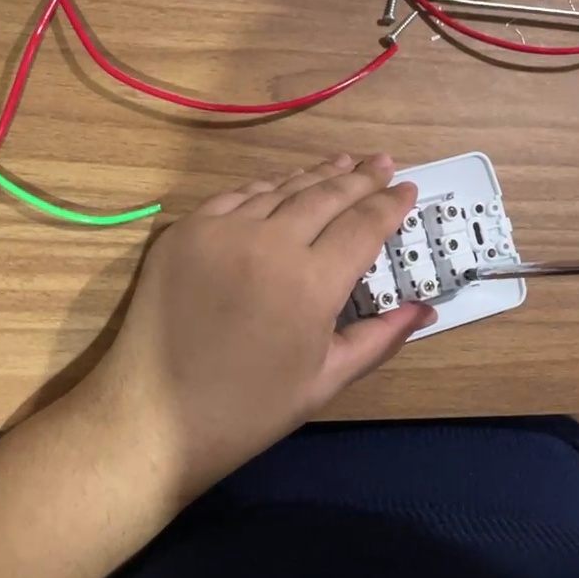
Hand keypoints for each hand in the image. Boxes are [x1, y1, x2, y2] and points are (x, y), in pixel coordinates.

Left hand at [74, 154, 434, 500]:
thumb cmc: (248, 409)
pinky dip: (268, 189)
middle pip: (327, 195)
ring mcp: (222, 231)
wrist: (153, 415)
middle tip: (384, 162)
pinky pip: (238, 197)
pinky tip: (283, 185)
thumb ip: (379, 338)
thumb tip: (426, 310)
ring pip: (282, 189)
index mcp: (311, 283)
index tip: (409, 189)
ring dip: (317, 175)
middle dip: (362, 177)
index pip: (364, 226)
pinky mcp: (186, 230)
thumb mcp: (325, 381)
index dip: (390, 204)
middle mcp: (269, 243)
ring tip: (344, 163)